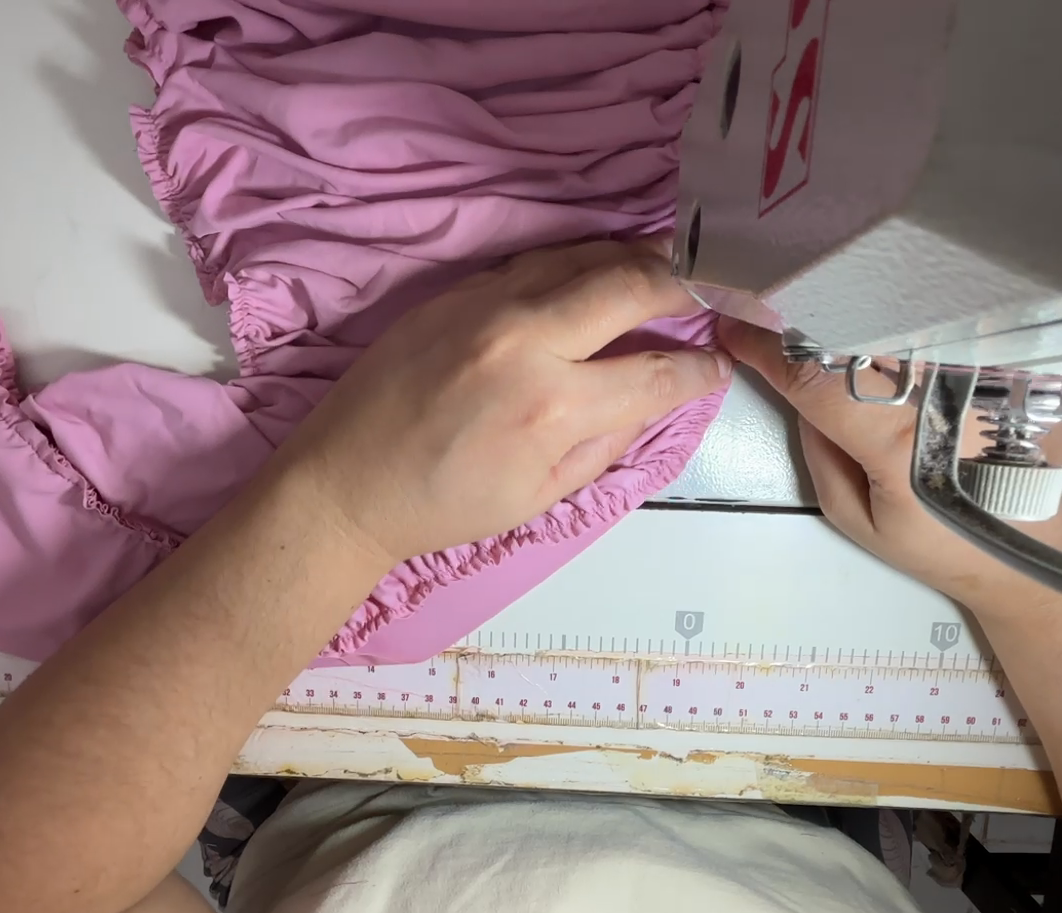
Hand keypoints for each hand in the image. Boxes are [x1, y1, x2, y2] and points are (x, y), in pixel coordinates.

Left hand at [275, 241, 729, 563]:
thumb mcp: (539, 497)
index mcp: (554, 407)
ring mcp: (485, 304)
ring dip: (634, 259)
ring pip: (584, 256)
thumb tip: (649, 400)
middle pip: (632, 284)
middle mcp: (527, 339)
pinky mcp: (452, 292)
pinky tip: (593, 275)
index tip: (715, 365)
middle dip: (685, 284)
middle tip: (711, 288)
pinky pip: (533, 262)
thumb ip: (605, 444)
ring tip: (664, 270)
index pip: (656, 373)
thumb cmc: (443, 507)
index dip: (697, 370)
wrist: (346, 484)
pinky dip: (577, 263)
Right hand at [719, 319, 1061, 623]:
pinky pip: (957, 326)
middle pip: (860, 333)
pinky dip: (916, 323)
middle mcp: (949, 387)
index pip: (815, 376)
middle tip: (780, 316)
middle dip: (812, 323)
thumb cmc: (952, 552)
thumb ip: (820, 455)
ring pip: (908, 320)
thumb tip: (805, 401)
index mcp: (899, 437)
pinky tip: (902, 332)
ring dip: (862, 319)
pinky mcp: (1031, 360)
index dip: (768, 350)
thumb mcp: (860, 522)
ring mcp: (998, 367)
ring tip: (837, 320)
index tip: (734, 327)